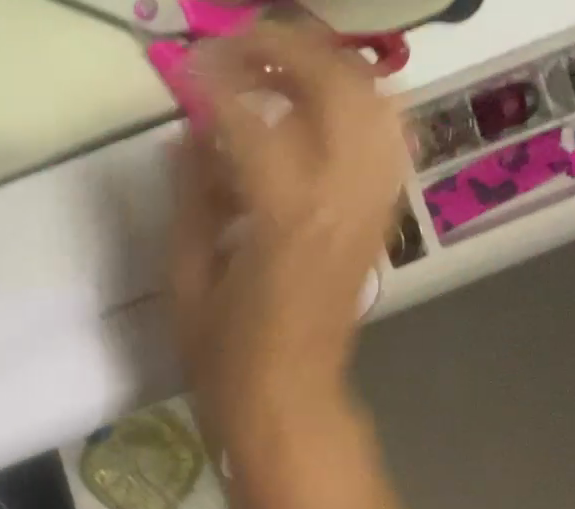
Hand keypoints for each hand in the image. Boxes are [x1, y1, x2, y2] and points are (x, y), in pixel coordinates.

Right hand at [169, 22, 408, 432]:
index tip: (187, 64)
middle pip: (337, 85)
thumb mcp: (187, 282)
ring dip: (329, 65)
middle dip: (288, 47)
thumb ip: (192, 201)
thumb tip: (188, 137)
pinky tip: (321, 105)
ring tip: (280, 59)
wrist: (287, 399)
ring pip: (376, 98)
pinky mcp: (383, 209)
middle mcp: (345, 195)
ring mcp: (375, 199)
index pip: (256, 121)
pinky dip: (357, 101)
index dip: (219, 83)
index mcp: (285, 219)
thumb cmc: (222, 356)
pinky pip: (387, 132)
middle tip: (238, 41)